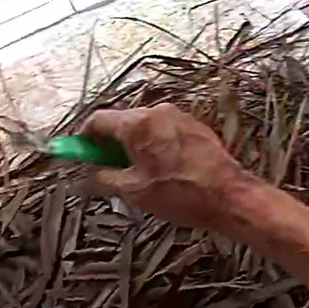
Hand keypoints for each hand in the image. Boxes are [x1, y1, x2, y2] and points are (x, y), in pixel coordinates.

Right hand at [82, 104, 257, 230]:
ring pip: (143, 126)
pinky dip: (152, 144)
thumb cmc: (180, 194)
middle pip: (121, 122)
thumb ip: (103, 179)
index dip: (84, 138)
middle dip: (109, 143)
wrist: (229, 196)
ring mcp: (178, 116)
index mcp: (138, 123)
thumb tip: (85, 177)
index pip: (98, 120)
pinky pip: (163, 129)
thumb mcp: (133, 192)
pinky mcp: (194, 126)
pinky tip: (158, 168)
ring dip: (132, 145)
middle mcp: (157, 111)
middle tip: (105, 169)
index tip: (79, 154)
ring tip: (134, 173)